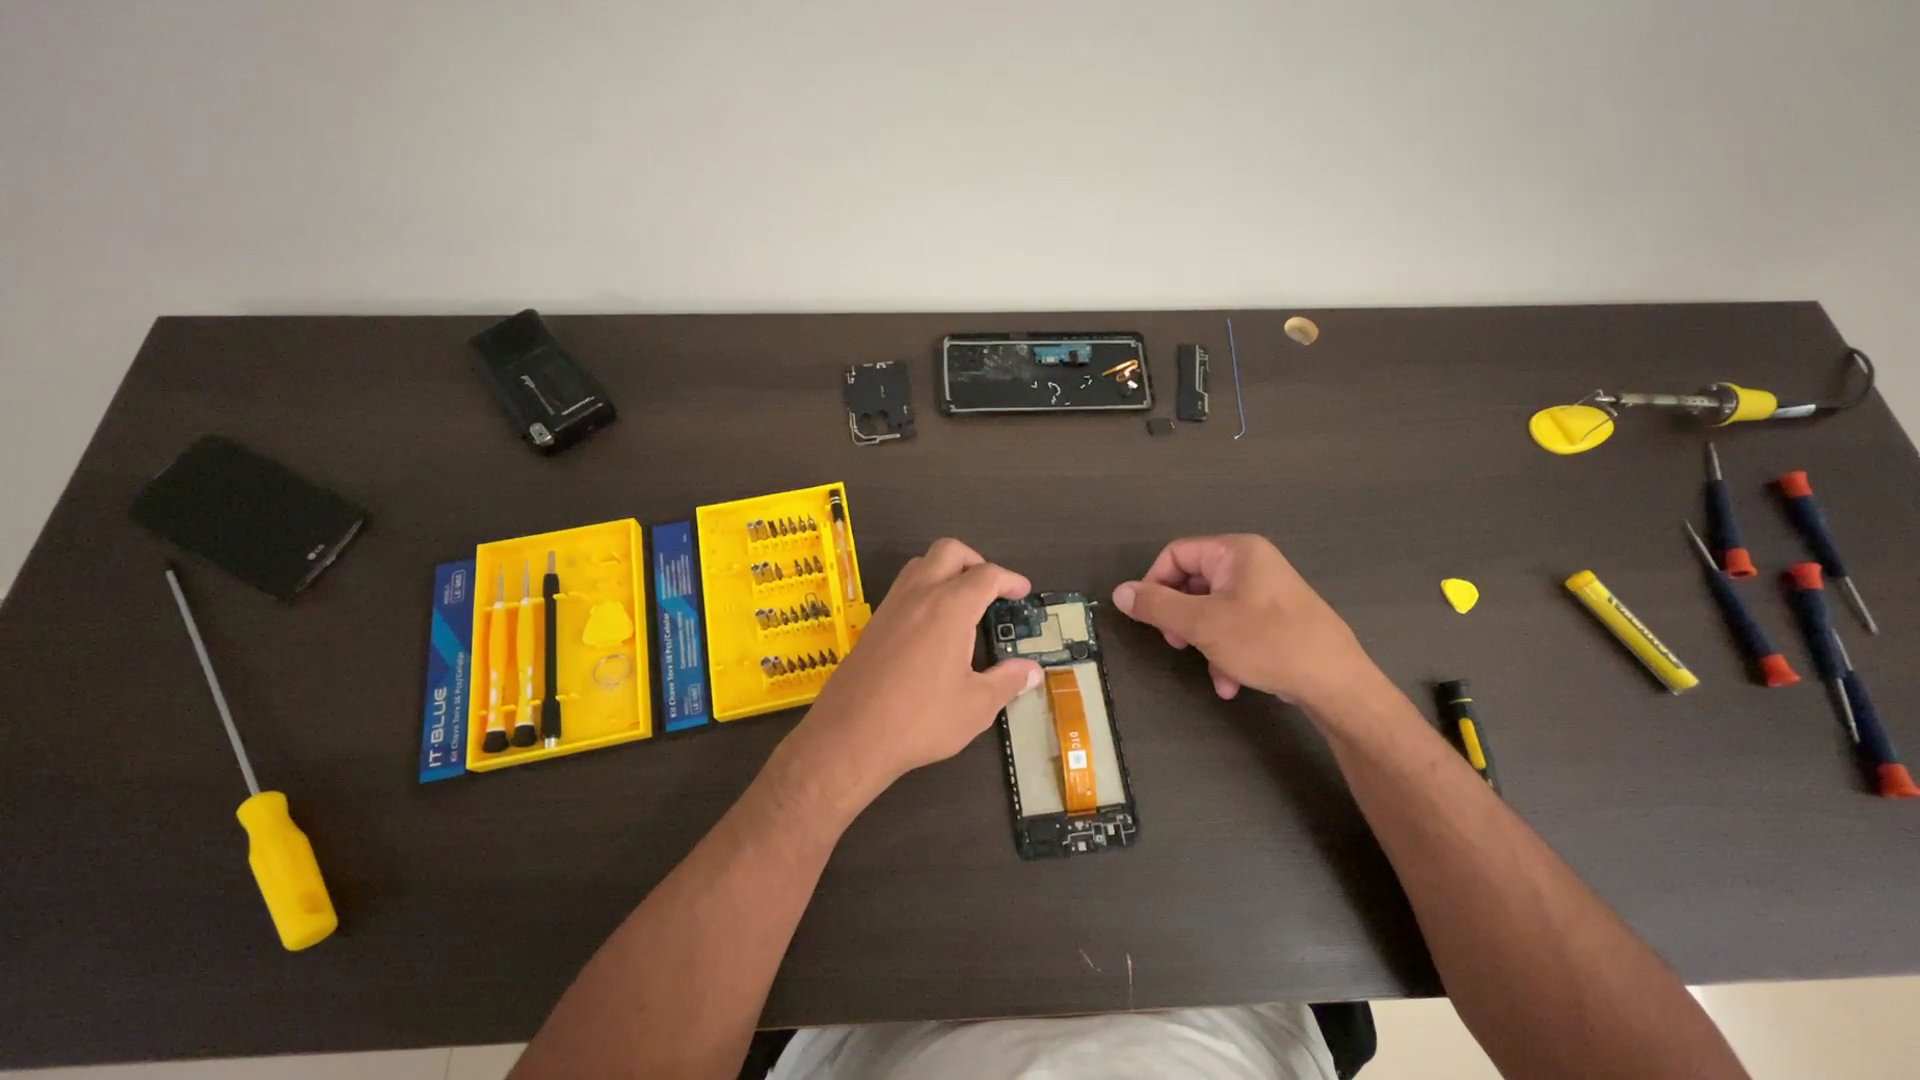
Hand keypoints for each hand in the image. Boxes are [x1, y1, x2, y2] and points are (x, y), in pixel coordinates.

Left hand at [795, 539, 1041, 797]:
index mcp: (950, 607)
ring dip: (945, 571)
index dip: (1010, 579)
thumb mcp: (976, 706)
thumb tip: (1031, 671)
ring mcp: (890, 607)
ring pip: (920, 564)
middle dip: (976, 561)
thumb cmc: (920, 719)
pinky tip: (932, 628)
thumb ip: (1007, 682)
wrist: (850, 735)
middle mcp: (919, 595)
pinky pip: (903, 588)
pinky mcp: (872, 624)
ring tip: (963, 603)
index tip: (1022, 592)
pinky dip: (924, 590)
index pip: (986, 575)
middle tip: (992, 589)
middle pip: (949, 551)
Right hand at [1111, 534, 1371, 707]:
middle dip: (1181, 619)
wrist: (1334, 680)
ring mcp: (1266, 592)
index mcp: (1236, 551)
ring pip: (1212, 611)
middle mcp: (1252, 564)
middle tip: (1177, 643)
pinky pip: (1235, 628)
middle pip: (1193, 583)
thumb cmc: (1266, 641)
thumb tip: (1119, 592)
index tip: (1148, 617)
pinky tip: (1231, 682)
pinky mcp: (1276, 620)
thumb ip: (1157, 605)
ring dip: (1204, 643)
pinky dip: (1226, 653)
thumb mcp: (1203, 624)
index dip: (1154, 583)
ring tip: (1211, 669)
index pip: (1176, 554)